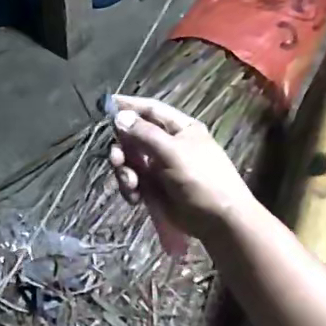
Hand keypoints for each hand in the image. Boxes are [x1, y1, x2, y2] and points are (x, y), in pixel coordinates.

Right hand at [107, 95, 255, 242]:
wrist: (219, 221)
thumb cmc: (201, 179)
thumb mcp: (173, 152)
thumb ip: (144, 134)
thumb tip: (120, 116)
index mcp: (180, 129)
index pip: (151, 110)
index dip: (129, 105)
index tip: (105, 104)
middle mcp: (169, 144)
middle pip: (135, 137)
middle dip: (123, 148)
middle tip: (118, 160)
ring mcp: (162, 167)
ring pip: (131, 161)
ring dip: (125, 171)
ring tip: (131, 184)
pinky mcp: (156, 188)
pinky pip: (135, 181)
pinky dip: (131, 188)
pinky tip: (136, 197)